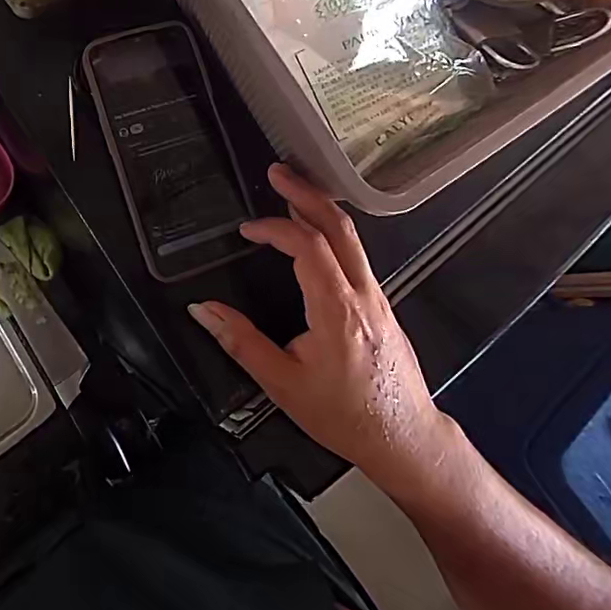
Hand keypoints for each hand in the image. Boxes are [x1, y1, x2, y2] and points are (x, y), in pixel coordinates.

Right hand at [189, 164, 448, 493]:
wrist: (404, 438)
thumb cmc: (347, 416)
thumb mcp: (282, 384)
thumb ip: (241, 342)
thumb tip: (206, 311)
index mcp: (337, 310)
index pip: (308, 246)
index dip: (275, 228)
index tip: (249, 229)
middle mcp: (364, 294)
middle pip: (339, 226)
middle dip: (306, 192)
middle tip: (279, 172)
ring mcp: (378, 297)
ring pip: (353, 237)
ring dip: (321, 208)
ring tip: (294, 191)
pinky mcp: (381, 304)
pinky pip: (357, 254)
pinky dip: (332, 232)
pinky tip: (318, 234)